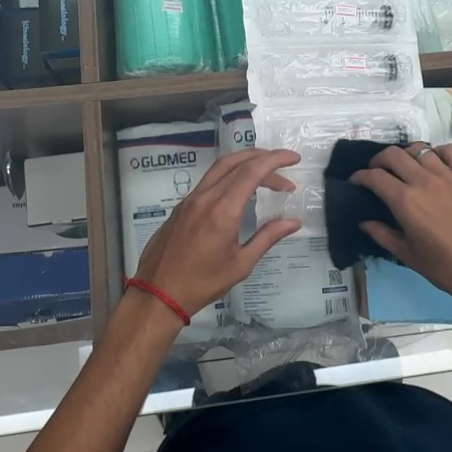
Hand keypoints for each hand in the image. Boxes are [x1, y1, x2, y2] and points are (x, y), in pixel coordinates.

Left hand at [130, 148, 302, 317]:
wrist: (158, 293)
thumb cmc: (202, 283)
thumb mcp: (241, 264)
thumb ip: (267, 237)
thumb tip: (294, 222)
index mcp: (222, 211)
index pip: (252, 171)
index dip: (275, 159)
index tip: (294, 158)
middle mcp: (205, 197)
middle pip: (236, 162)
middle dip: (264, 158)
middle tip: (285, 168)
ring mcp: (190, 199)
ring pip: (220, 168)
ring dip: (246, 164)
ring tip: (267, 175)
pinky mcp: (182, 205)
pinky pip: (209, 180)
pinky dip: (230, 176)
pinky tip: (240, 191)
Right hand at [350, 142, 451, 317]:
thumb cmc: (448, 270)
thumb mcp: (409, 256)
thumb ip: (383, 235)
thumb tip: (364, 222)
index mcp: (405, 202)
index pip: (375, 177)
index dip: (360, 177)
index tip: (355, 182)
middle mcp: (424, 181)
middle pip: (393, 155)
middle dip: (378, 160)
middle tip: (375, 173)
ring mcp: (448, 176)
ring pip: (420, 149)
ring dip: (406, 154)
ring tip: (402, 167)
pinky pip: (451, 151)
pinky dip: (438, 151)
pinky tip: (434, 163)